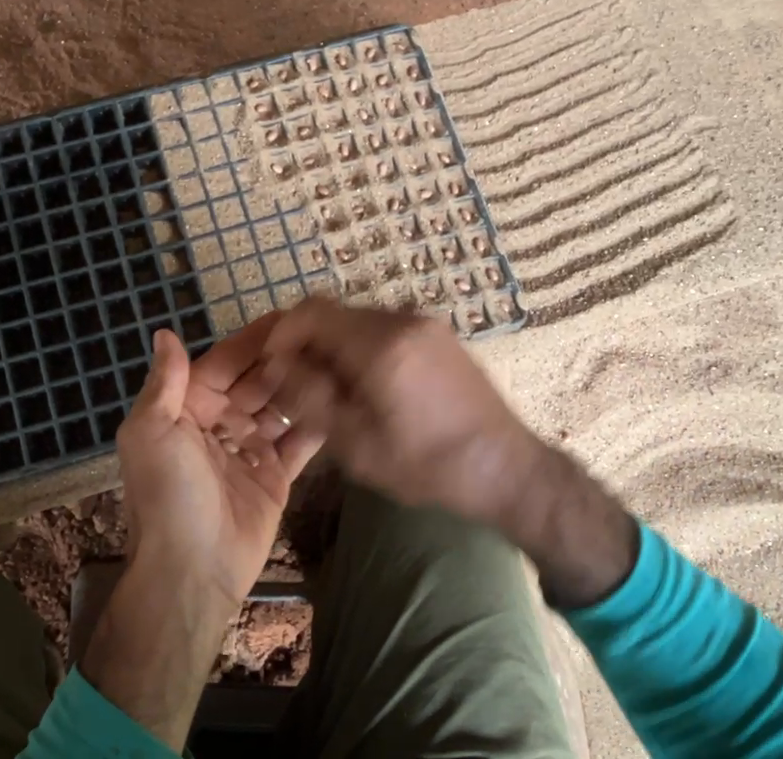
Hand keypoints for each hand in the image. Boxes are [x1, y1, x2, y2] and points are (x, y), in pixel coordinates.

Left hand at [80, 318, 324, 749]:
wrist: (191, 570)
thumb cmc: (167, 494)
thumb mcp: (151, 432)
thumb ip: (165, 382)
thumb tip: (164, 333)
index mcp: (187, 408)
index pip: (224, 363)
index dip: (252, 340)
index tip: (287, 316)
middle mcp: (219, 423)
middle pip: (256, 382)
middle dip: (284, 360)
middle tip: (325, 337)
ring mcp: (249, 449)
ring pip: (280, 407)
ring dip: (302, 386)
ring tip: (339, 362)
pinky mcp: (276, 476)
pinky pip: (298, 442)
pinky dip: (316, 423)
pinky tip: (342, 400)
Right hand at [259, 298, 637, 607]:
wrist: (510, 471)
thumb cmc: (429, 465)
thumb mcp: (356, 443)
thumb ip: (308, 397)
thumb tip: (274, 365)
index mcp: (380, 343)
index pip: (309, 311)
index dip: (280, 335)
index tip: (272, 369)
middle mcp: (401, 319)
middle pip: (332, 315)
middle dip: (306, 345)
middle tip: (296, 387)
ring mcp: (424, 323)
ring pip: (356, 323)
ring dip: (333, 349)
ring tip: (332, 395)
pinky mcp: (439, 335)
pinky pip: (383, 330)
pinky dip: (361, 351)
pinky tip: (367, 390)